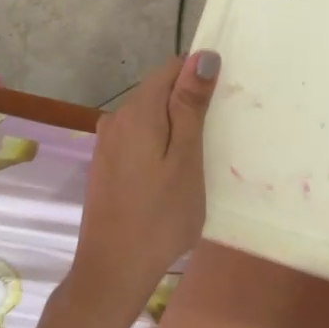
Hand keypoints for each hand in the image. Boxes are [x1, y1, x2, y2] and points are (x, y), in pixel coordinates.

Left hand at [50, 52, 220, 327]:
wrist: (112, 271)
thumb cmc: (160, 217)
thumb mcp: (187, 159)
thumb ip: (191, 105)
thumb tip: (202, 56)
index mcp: (138, 111)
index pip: (171, 68)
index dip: (199, 77)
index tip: (222, 107)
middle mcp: (117, 118)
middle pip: (159, 90)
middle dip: (188, 102)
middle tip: (217, 139)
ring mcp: (107, 142)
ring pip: (149, 116)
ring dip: (175, 126)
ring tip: (199, 159)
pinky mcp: (106, 164)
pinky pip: (139, 137)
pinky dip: (160, 145)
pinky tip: (173, 174)